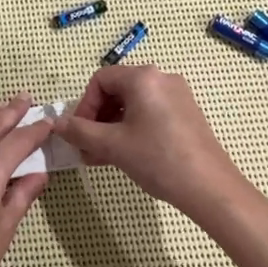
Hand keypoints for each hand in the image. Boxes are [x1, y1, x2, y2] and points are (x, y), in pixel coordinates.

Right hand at [54, 65, 240, 213]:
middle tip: (88, 147)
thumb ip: (80, 132)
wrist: (211, 189)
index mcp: (143, 77)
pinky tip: (128, 155)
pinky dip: (134, 128)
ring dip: (114, 126)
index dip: (84, 105)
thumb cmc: (158, 160)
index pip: (100, 80)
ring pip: (134, 103)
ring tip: (104, 156)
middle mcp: (161, 78)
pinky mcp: (187, 113)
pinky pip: (151, 112)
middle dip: (98, 118)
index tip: (79, 133)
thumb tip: (56, 124)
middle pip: (117, 90)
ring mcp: (178, 95)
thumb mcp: (113, 146)